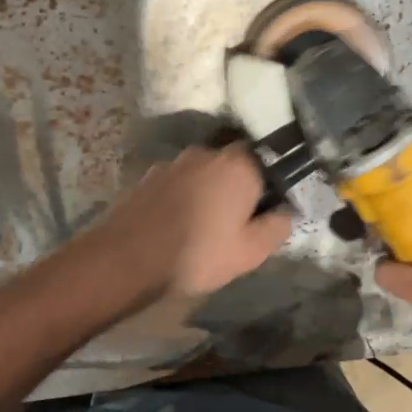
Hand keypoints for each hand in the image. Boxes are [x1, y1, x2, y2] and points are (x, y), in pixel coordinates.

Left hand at [93, 143, 292, 297]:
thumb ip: (277, 227)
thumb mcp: (250, 252)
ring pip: (204, 173)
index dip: (273, 185)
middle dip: (240, 187)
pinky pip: (179, 183)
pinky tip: (178, 224)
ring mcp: (173, 162)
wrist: (126, 259)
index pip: (269, 160)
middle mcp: (207, 153)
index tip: (269, 211)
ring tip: (206, 225)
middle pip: (234, 164)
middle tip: (239, 221)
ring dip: (209, 192)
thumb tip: (285, 212)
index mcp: (239, 165)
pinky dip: (184, 198)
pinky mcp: (148, 176)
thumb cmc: (198, 253)